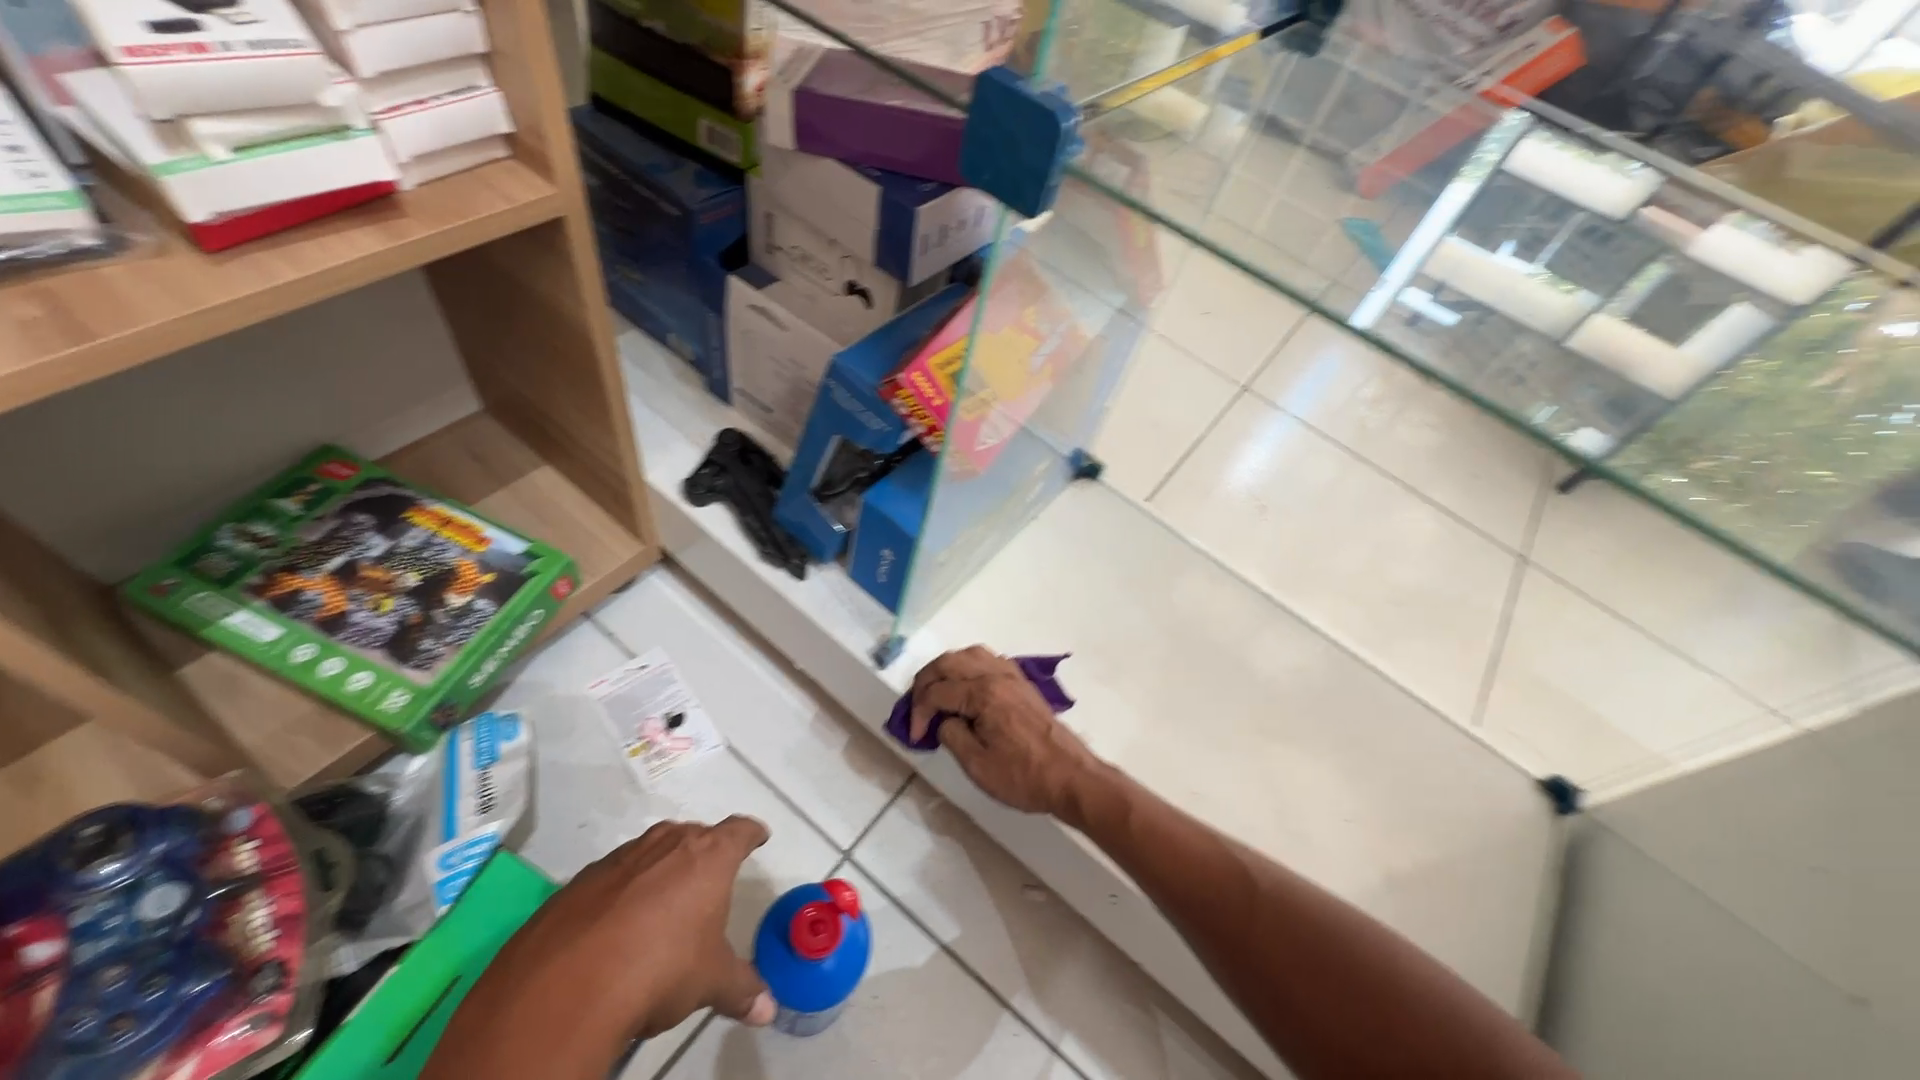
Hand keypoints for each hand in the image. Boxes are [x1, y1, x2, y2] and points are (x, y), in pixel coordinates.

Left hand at [462, 817, 775, 1044]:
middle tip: (709, 878)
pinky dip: (619, 895)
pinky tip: (615, 929)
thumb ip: (741, 989)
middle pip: (691, 835)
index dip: (750, 834)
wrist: (564, 989)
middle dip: (702, 852)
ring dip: (658, 871)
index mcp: (707, 857)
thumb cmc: (661, 968)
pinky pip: (609, 880)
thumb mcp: (711, 983)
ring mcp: (615, 861)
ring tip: (661, 906)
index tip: (757, 837)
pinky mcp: (574, 885)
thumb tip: (766, 1010)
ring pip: (648, 854)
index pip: (738, 831)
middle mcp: (663, 845)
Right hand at [909, 647, 1104, 816]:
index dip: (919, 713)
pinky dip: (969, 668)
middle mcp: (996, 675)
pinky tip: (966, 688)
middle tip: (917, 709)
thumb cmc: (1023, 776)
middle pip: (949, 662)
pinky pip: (989, 661)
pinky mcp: (1023, 684)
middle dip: (926, 682)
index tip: (915, 737)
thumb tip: (944, 720)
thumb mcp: (977, 765)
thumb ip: (952, 735)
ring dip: (947, 669)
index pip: (937, 692)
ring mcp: (1012, 677)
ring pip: (969, 654)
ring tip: (937, 694)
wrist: (1071, 777)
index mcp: (983, 693)